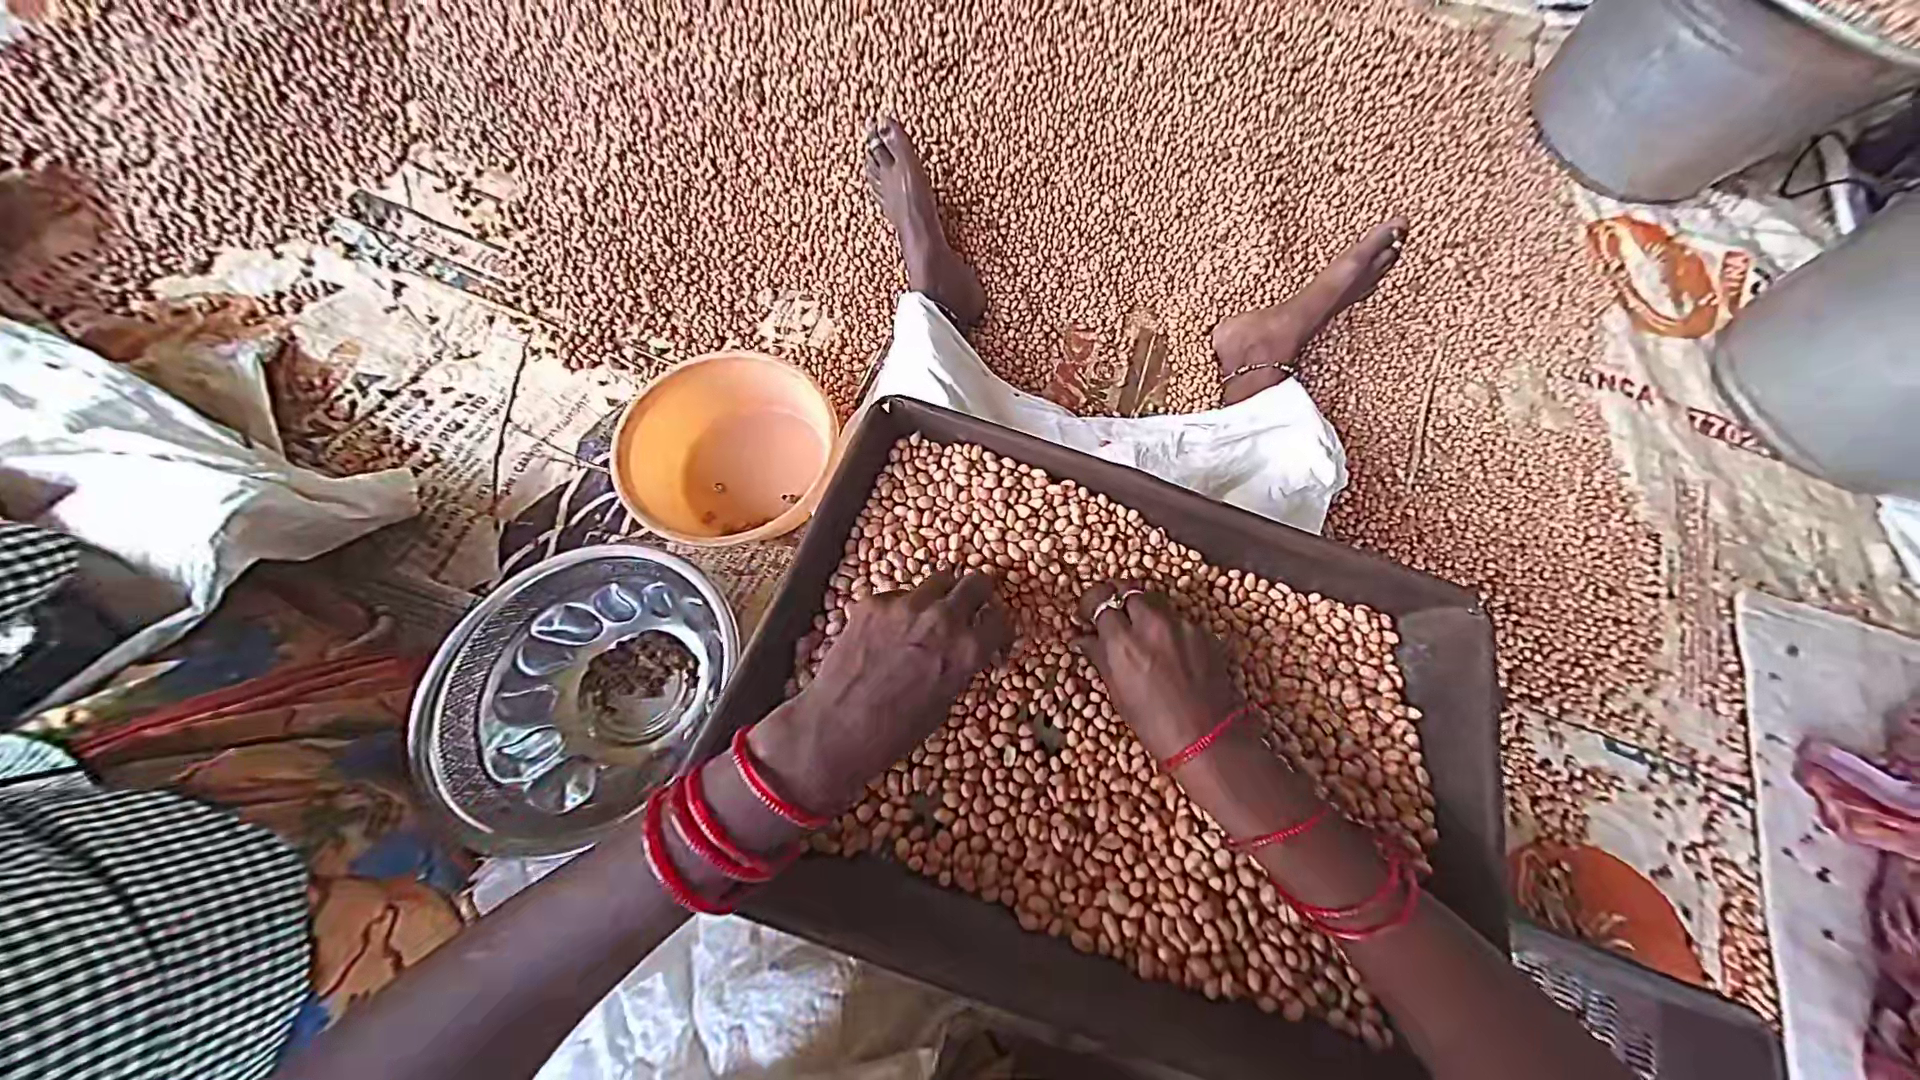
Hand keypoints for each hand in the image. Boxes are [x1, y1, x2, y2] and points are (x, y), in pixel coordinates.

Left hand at [752, 570, 1010, 812]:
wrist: (837, 728)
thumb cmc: (894, 731)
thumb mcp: (944, 702)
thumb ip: (960, 666)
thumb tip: (965, 649)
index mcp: (967, 650)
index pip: (1000, 619)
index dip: (997, 627)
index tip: (990, 633)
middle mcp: (943, 619)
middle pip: (977, 582)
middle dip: (978, 595)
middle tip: (970, 608)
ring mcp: (906, 606)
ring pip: (938, 580)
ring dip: (940, 596)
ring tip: (927, 617)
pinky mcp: (874, 602)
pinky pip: (898, 594)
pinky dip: (901, 608)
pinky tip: (888, 632)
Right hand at [1072, 581, 1241, 765]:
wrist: (1207, 737)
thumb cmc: (1154, 722)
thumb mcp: (1116, 690)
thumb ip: (1098, 655)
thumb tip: (1082, 637)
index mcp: (1124, 642)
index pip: (1100, 601)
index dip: (1090, 605)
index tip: (1087, 613)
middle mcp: (1152, 625)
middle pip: (1127, 589)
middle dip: (1116, 598)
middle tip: (1111, 613)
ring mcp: (1181, 625)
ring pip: (1154, 600)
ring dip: (1142, 609)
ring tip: (1139, 632)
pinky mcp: (1203, 632)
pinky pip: (1178, 618)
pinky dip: (1167, 627)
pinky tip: (1167, 650)